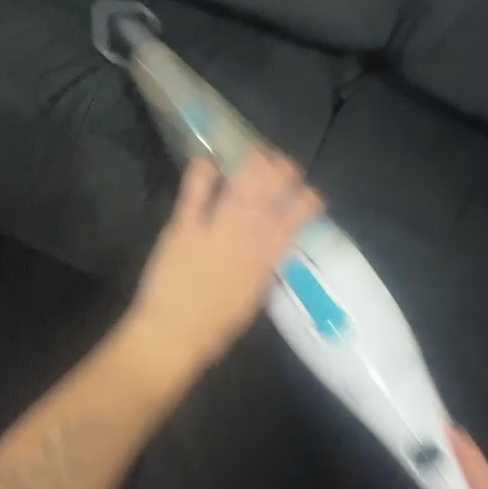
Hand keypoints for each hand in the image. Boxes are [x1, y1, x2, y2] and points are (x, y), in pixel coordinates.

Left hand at [121, 153, 322, 384]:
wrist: (173, 333)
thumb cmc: (213, 328)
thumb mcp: (250, 302)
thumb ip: (261, 273)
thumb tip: (269, 254)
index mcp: (262, 264)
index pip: (290, 228)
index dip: (304, 207)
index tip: (314, 194)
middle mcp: (243, 243)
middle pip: (265, 202)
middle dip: (279, 179)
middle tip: (286, 162)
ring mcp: (213, 232)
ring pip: (237, 194)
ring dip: (250, 172)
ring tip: (260, 154)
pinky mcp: (183, 228)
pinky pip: (194, 197)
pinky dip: (201, 177)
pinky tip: (207, 160)